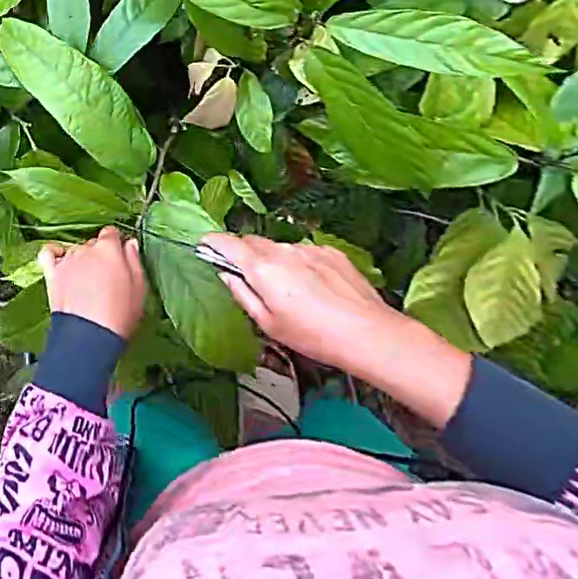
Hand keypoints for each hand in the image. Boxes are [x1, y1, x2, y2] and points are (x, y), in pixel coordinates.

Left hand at [40, 227, 146, 339]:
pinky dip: (54, 254)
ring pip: (75, 251)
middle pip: (93, 244)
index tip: (120, 256)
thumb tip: (130, 244)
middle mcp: (85, 249)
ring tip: (87, 282)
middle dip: (100, 256)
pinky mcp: (52, 273)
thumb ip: (134, 261)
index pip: (111, 233)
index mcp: (108, 250)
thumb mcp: (139, 288)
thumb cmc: (119, 315)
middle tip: (107, 278)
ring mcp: (66, 260)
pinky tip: (61, 262)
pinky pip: (49, 254)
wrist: (89, 335)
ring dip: (81, 260)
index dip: (117, 243)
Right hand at [202, 233, 472, 426]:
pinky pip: (304, 252)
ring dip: (274, 260)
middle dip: (243, 254)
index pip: (224, 241)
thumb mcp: (267, 323)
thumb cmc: (316, 336)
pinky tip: (314, 288)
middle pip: (251, 242)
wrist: (372, 336)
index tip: (205, 247)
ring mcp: (309, 249)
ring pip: (278, 247)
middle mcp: (282, 251)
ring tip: (289, 290)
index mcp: (261, 267)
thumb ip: (241, 293)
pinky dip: (300, 263)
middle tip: (248, 278)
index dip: (211, 242)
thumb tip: (227, 276)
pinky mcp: (332, 252)